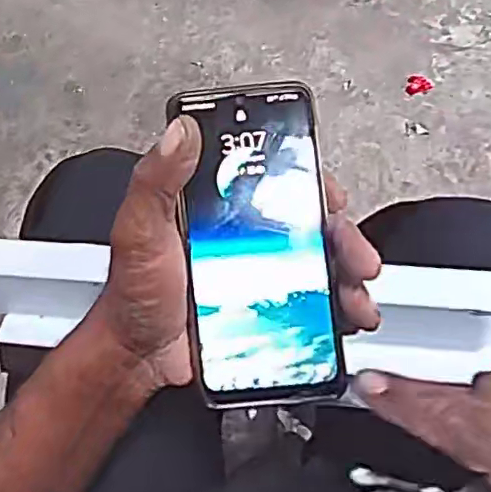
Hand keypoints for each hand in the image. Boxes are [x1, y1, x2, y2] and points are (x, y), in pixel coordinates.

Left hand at [83, 115, 384, 391]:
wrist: (137, 359)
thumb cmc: (134, 294)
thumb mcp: (140, 229)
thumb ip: (156, 179)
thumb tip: (181, 132)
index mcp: (214, 206)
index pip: (269, 177)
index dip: (305, 179)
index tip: (328, 191)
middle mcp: (240, 233)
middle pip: (305, 219)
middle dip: (340, 231)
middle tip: (354, 250)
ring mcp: (256, 269)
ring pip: (316, 259)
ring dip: (347, 270)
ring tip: (356, 292)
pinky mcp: (265, 306)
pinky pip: (312, 299)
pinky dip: (337, 305)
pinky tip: (347, 316)